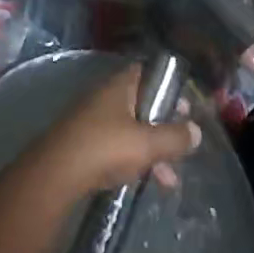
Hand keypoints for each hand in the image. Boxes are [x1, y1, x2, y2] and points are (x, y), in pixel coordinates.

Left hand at [35, 62, 202, 193]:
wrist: (57, 172)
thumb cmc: (105, 147)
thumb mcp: (147, 143)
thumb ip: (174, 137)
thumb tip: (196, 130)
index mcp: (120, 85)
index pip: (147, 72)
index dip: (167, 85)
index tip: (184, 106)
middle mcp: (106, 96)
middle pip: (142, 103)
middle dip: (163, 125)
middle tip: (181, 144)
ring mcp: (94, 119)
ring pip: (131, 128)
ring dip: (152, 149)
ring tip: (168, 179)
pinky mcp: (86, 142)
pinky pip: (117, 144)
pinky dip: (134, 158)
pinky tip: (145, 180)